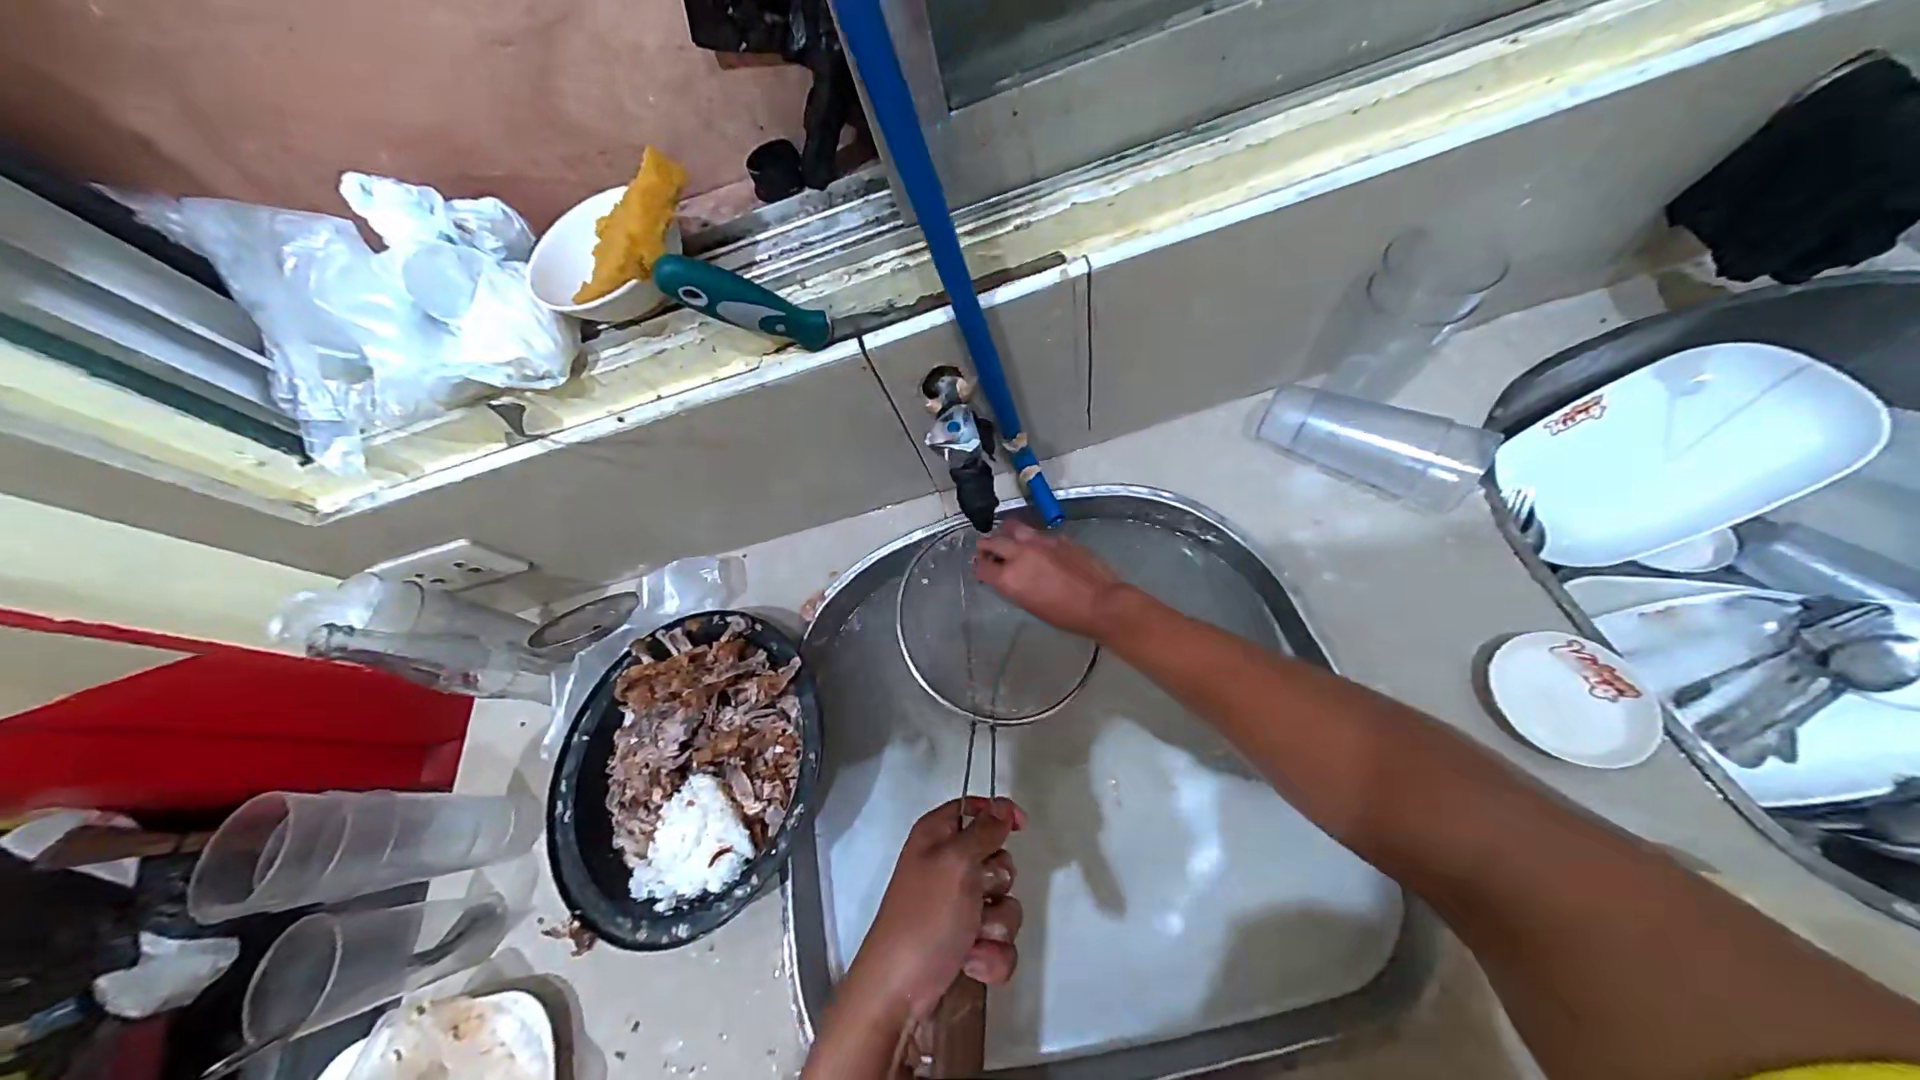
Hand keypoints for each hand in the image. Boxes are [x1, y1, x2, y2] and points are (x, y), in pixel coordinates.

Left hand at [842, 797, 1026, 1021]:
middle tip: (977, 893)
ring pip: (1005, 904)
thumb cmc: (924, 918)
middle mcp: (948, 868)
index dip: (997, 813)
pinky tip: (971, 963)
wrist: (899, 993)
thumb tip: (1002, 805)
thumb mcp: (955, 863)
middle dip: (997, 882)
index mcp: (936, 837)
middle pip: (998, 858)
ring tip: (970, 937)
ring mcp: (959, 908)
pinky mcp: (968, 944)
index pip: (971, 808)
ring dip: (994, 925)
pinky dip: (991, 954)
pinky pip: (1002, 941)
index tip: (1019, 826)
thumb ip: (984, 831)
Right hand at [974, 521, 1130, 639]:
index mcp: (1009, 578)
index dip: (978, 567)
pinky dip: (1030, 537)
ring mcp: (1039, 541)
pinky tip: (1037, 546)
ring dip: (1006, 533)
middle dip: (986, 546)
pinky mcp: (1057, 537)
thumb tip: (1007, 576)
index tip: (980, 568)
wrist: (1100, 603)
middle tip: (987, 550)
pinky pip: (1036, 532)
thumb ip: (1013, 586)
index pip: (982, 566)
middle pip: (992, 541)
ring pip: (1013, 528)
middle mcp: (1020, 554)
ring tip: (1008, 540)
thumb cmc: (1064, 615)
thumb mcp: (1030, 605)